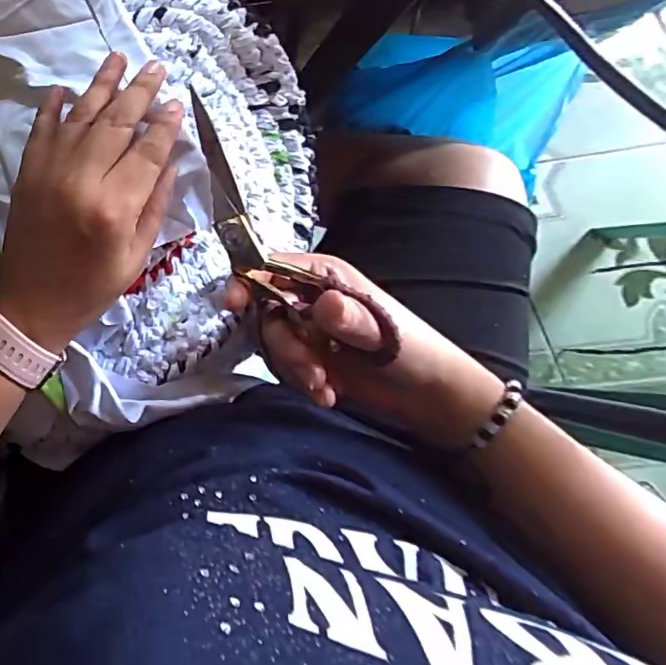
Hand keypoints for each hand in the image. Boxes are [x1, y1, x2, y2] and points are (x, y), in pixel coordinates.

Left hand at [0, 53, 182, 350]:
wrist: (29, 305)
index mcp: (114, 207)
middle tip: (156, 67)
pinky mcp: (27, 173)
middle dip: (139, 92)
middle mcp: (81, 180)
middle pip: (115, 124)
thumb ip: (154, 204)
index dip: (165, 125)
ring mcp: (48, 172)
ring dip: (101, 85)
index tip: (177, 102)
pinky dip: (52, 107)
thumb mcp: (136, 256)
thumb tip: (170, 159)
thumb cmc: (90, 287)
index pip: (147, 152)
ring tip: (118, 57)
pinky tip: (65, 87)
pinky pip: (41, 130)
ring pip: (80, 117)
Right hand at [224, 253, 506, 446]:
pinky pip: (282, 364)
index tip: (234, 303)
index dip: (248, 280)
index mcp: (323, 276)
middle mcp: (307, 296)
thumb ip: (352, 318)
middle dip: (284, 344)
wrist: (431, 397)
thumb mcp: (386, 334)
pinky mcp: (305, 354)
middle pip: (265, 309)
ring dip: (295, 367)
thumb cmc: (415, 351)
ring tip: (327, 386)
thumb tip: (323, 303)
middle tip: (313, 370)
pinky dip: (301, 381)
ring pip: (272, 340)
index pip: (271, 266)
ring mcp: (305, 326)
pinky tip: (328, 392)